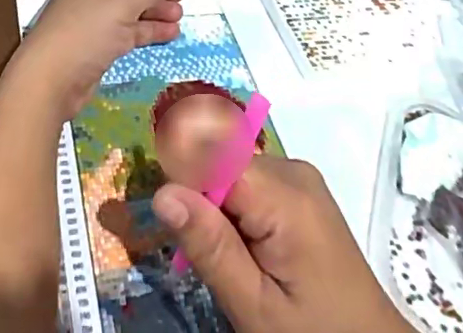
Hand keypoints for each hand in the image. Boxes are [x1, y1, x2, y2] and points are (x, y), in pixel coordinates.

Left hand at [10, 0, 184, 117]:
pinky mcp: (99, 47)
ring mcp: (96, 20)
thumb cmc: (85, 31)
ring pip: (132, 7)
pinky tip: (170, 34)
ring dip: (156, 8)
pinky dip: (149, 30)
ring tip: (179, 14)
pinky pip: (129, 31)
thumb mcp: (122, 2)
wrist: (50, 79)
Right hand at [153, 158, 406, 332]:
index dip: (181, 179)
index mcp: (282, 194)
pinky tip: (242, 247)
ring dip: (213, 205)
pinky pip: (248, 181)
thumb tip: (162, 192)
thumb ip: (210, 247)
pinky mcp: (300, 190)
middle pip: (219, 160)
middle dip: (195, 195)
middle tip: (195, 252)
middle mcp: (290, 169)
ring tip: (225, 257)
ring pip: (229, 169)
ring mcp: (298, 177)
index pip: (209, 153)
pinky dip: (232, 208)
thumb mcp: (256, 308)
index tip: (167, 217)